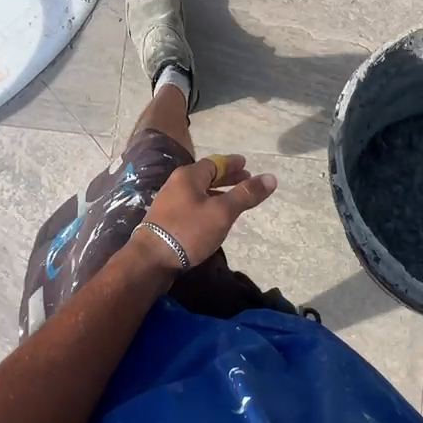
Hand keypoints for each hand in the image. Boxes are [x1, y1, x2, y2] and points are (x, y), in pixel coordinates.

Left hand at [138, 154, 276, 272]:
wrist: (151, 259)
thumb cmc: (188, 230)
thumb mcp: (222, 212)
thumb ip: (245, 195)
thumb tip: (271, 178)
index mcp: (188, 176)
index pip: (214, 163)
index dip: (232, 164)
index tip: (246, 164)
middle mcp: (177, 184)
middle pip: (206, 175)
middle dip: (227, 177)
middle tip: (246, 179)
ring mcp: (169, 202)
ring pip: (199, 191)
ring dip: (217, 192)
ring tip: (234, 200)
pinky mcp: (167, 219)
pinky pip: (192, 204)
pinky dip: (207, 204)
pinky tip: (213, 217)